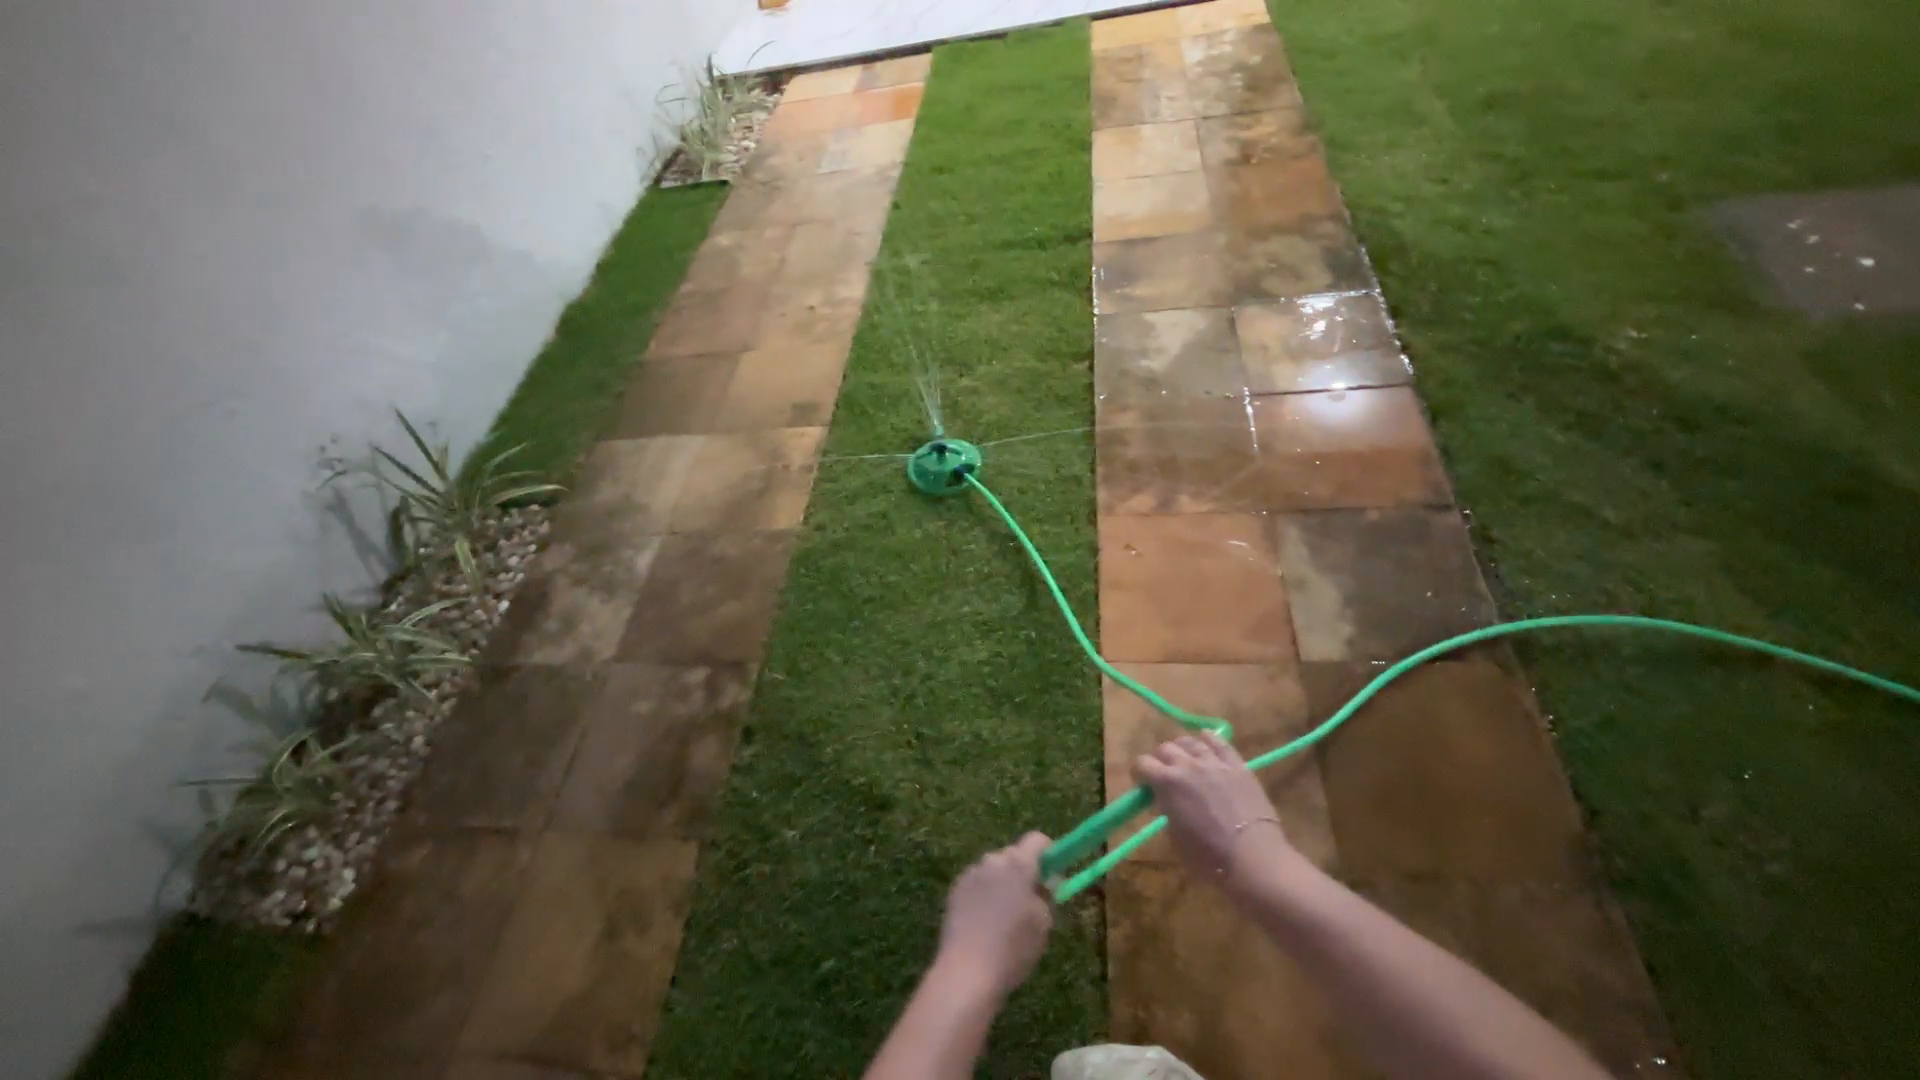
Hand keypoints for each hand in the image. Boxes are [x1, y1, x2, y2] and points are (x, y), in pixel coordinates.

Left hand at [936, 832, 1053, 997]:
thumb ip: (1047, 895)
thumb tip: (1045, 881)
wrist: (967, 970)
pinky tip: (984, 922)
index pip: (1037, 840)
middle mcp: (993, 860)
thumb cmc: (1014, 948)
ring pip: (994, 869)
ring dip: (1002, 882)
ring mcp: (971, 873)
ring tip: (1003, 916)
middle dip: (1023, 871)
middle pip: (1014, 855)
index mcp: (1019, 864)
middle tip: (1029, 902)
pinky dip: (984, 893)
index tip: (1050, 875)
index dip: (1048, 853)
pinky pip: (977, 883)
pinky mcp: (954, 889)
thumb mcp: (1044, 923)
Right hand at [1134, 732, 1296, 894]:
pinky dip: (1209, 738)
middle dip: (1160, 760)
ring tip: (1185, 759)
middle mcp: (1187, 765)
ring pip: (1191, 741)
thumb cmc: (1208, 857)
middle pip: (1165, 748)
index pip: (1142, 763)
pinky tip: (1206, 739)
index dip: (1139, 773)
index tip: (1143, 785)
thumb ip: (1166, 810)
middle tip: (1164, 775)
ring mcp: (1214, 762)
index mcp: (1167, 783)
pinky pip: (1220, 743)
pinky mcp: (1237, 765)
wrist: (1253, 857)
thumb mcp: (1175, 836)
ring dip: (1182, 748)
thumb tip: (1166, 801)